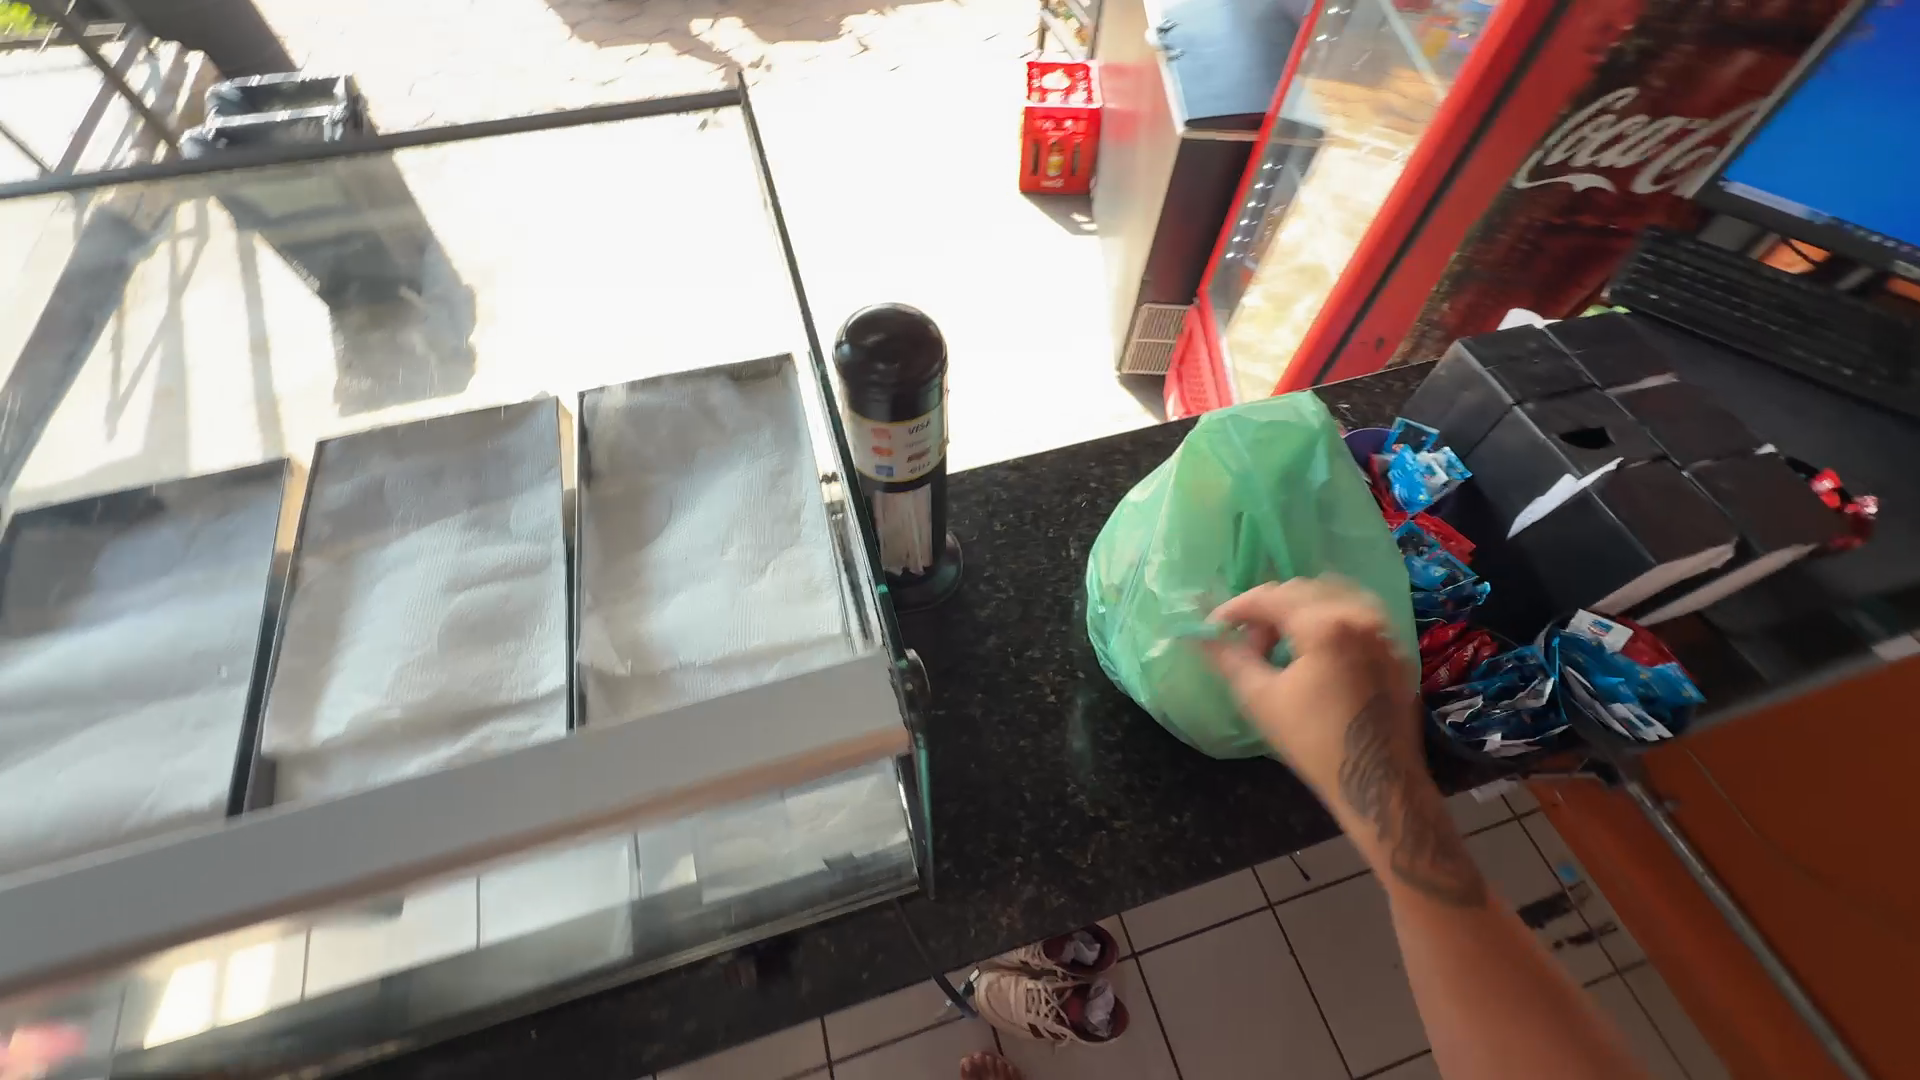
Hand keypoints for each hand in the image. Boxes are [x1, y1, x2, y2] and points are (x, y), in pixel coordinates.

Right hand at [1204, 578, 1419, 806]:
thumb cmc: (1314, 741)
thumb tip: (1199, 635)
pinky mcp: (1394, 650)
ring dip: (1297, 612)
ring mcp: (1382, 632)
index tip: (1213, 628)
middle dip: (1266, 611)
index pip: (1268, 598)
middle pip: (1299, 592)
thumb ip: (1228, 657)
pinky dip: (1326, 621)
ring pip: (1329, 598)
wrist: (1379, 784)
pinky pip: (1355, 616)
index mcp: (1324, 624)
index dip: (1234, 609)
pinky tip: (1311, 653)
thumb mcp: (1260, 698)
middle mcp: (1358, 616)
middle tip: (1245, 642)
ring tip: (1278, 645)